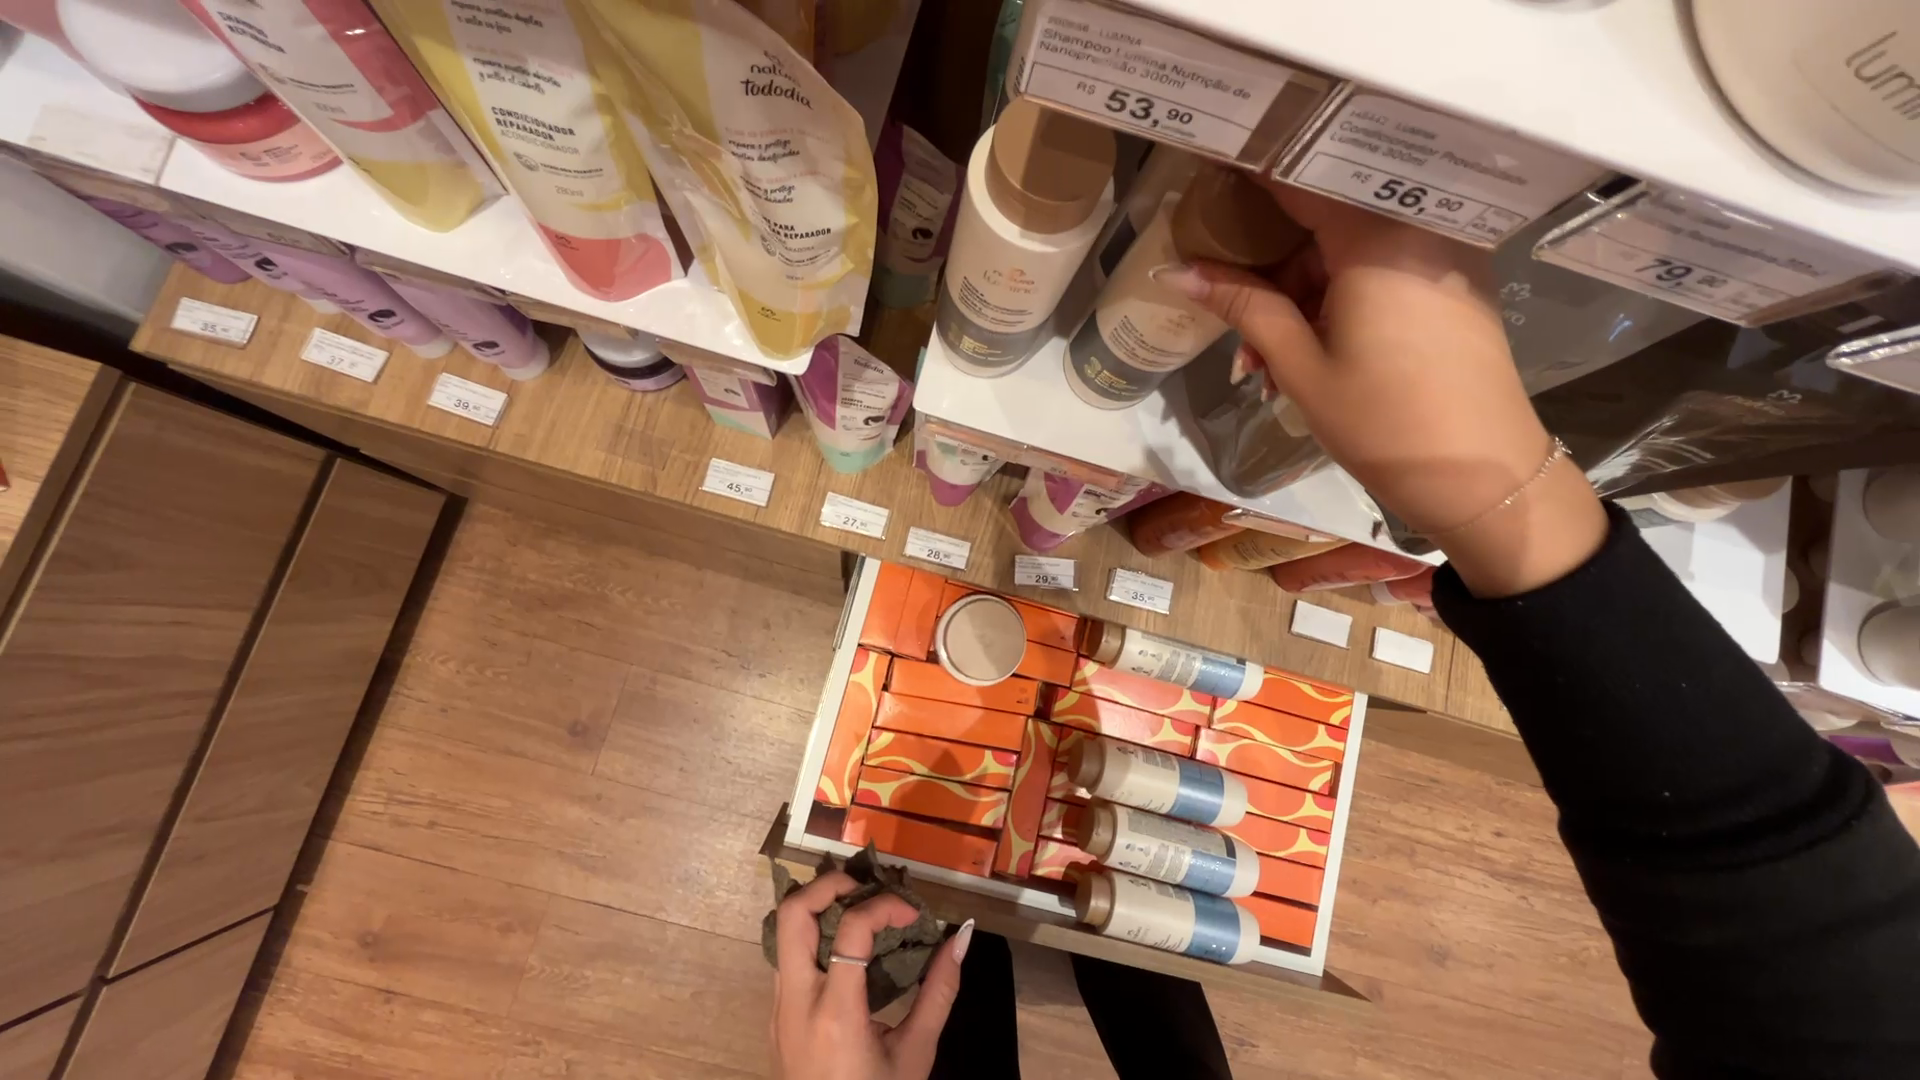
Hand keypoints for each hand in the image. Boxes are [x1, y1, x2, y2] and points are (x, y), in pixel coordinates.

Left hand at [771, 870, 971, 1079]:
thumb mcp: (916, 1054)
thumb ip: (940, 991)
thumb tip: (962, 934)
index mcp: (834, 1014)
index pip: (851, 929)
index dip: (886, 905)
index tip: (913, 913)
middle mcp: (795, 1003)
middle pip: (794, 914)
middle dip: (830, 885)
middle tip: (869, 886)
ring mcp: (778, 1008)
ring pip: (784, 931)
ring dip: (820, 906)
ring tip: (861, 905)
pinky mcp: (776, 1015)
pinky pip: (787, 955)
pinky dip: (815, 933)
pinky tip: (848, 942)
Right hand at [1157, 184, 1607, 596]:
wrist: (1480, 474)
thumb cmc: (1380, 420)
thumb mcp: (1299, 364)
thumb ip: (1243, 306)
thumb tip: (1176, 271)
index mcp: (1377, 240)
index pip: (1302, 182)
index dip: (1252, 176)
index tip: (1214, 171)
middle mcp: (1418, 229)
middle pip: (1322, 225)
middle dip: (1271, 274)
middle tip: (1238, 330)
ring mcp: (1444, 257)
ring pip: (1348, 256)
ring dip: (1300, 302)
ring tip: (1266, 367)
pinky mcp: (1454, 285)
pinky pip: (1381, 275)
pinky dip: (1338, 306)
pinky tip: (1312, 358)